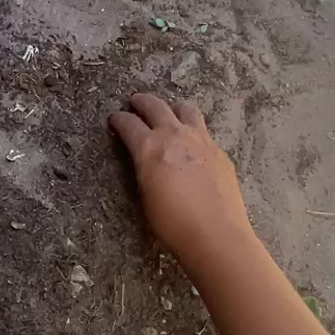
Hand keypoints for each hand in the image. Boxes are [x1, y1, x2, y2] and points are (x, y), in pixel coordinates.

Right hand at [109, 92, 253, 264]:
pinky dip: (193, 131)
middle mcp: (174, 136)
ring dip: (173, 108)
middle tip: (136, 101)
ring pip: (186, 110)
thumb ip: (144, 168)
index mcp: (149, 147)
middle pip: (156, 106)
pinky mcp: (219, 151)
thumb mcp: (145, 194)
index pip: (128, 124)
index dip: (119, 119)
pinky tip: (192, 146)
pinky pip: (203, 132)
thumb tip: (145, 158)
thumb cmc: (172, 222)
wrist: (215, 233)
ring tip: (170, 113)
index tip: (115, 118)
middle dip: (143, 102)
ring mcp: (201, 140)